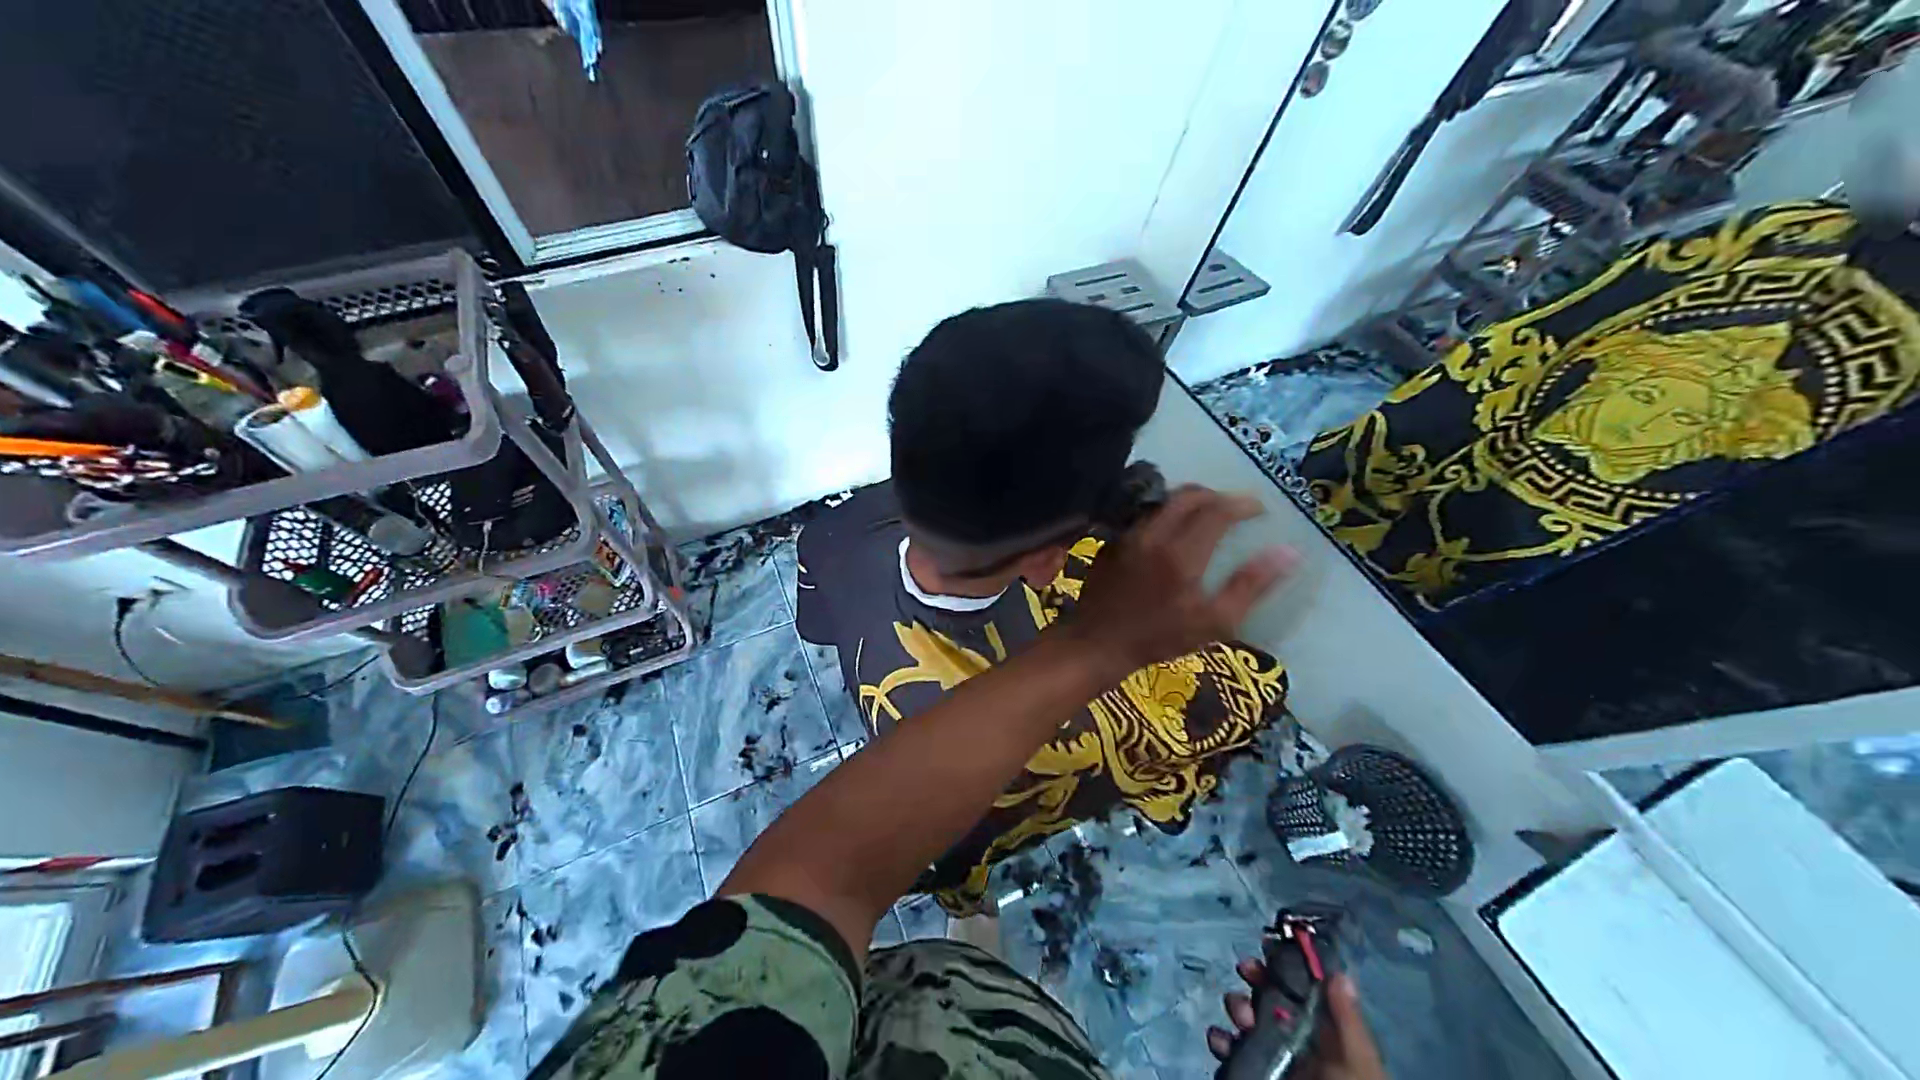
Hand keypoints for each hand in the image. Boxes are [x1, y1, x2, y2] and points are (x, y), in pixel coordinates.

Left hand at [1062, 485, 1296, 677]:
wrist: (1098, 644)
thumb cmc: (1161, 638)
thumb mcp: (1215, 622)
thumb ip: (1251, 585)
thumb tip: (1289, 553)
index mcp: (1181, 553)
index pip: (1217, 510)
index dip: (1242, 504)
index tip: (1260, 509)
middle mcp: (1153, 535)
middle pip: (1188, 496)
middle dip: (1216, 495)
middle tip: (1234, 508)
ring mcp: (1128, 537)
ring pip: (1162, 503)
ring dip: (1189, 501)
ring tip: (1207, 516)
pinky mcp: (1112, 543)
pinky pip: (1143, 517)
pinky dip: (1165, 515)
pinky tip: (1173, 533)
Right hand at [1208, 961, 1386, 1079]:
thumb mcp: (1360, 1064)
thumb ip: (1348, 1021)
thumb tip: (1339, 972)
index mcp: (1327, 1034)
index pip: (1302, 988)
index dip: (1284, 964)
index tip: (1267, 946)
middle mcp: (1297, 1040)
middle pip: (1270, 997)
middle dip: (1255, 980)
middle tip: (1247, 971)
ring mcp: (1274, 1059)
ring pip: (1246, 1020)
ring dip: (1238, 1008)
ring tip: (1240, 1018)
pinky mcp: (1253, 1074)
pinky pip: (1231, 1052)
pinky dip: (1221, 1041)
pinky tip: (1220, 1040)